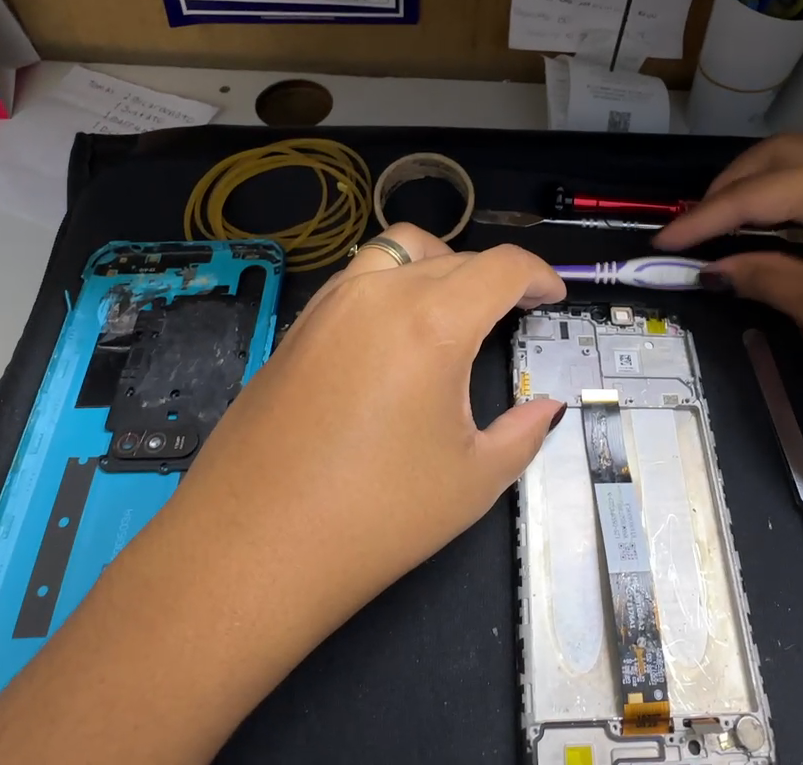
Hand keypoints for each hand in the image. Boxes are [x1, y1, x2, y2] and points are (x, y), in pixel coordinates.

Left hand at [0, 224, 569, 764]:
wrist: (250, 549)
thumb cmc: (376, 517)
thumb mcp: (473, 480)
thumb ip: (523, 433)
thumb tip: (547, 410)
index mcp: (433, 321)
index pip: (501, 267)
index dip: (538, 275)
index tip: (552, 297)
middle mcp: (379, 294)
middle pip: (453, 256)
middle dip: (493, 278)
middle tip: (512, 315)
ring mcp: (329, 306)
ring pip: (396, 252)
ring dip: (437, 266)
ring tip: (453, 311)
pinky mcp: (296, 329)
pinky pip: (357, 280)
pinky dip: (392, 286)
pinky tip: (394, 341)